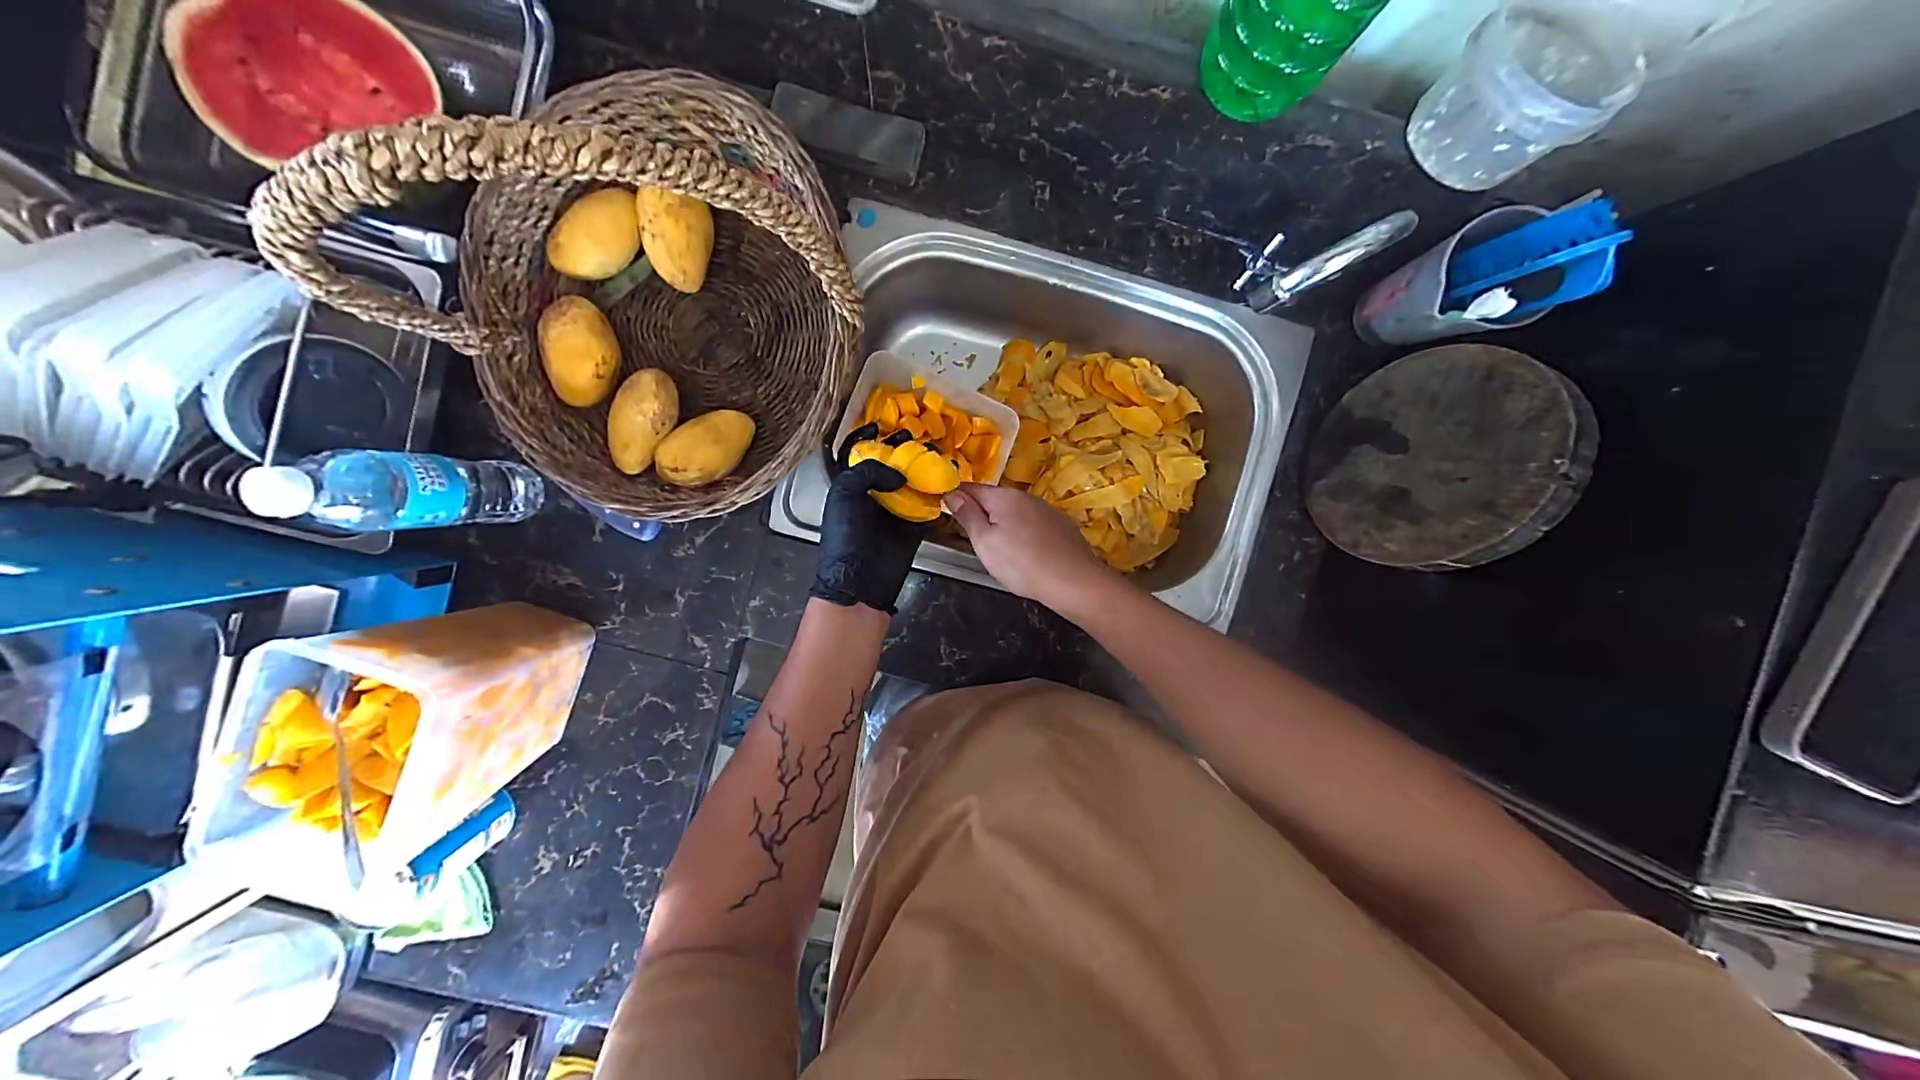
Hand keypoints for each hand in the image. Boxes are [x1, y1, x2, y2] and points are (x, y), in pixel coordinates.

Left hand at [809, 424, 927, 613]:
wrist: (861, 579)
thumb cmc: (846, 536)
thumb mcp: (846, 493)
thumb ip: (869, 470)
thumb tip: (900, 472)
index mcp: (851, 483)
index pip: (859, 453)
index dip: (868, 437)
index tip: (883, 425)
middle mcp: (873, 492)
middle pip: (891, 464)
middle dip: (904, 451)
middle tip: (920, 438)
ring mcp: (894, 508)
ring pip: (912, 481)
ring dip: (924, 469)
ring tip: (938, 454)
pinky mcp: (913, 523)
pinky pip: (928, 504)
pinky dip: (938, 493)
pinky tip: (948, 478)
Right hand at [943, 483, 1118, 611]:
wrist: (1073, 581)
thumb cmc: (1021, 564)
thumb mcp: (984, 543)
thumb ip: (967, 516)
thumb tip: (951, 493)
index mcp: (1003, 497)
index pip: (970, 488)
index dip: (955, 498)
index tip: (946, 512)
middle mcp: (1026, 496)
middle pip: (994, 500)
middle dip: (981, 514)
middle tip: (974, 540)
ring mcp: (1046, 509)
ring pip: (1015, 512)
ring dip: (1004, 525)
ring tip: (1001, 551)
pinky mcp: (1061, 525)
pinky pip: (1033, 524)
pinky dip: (1024, 534)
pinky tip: (1026, 554)